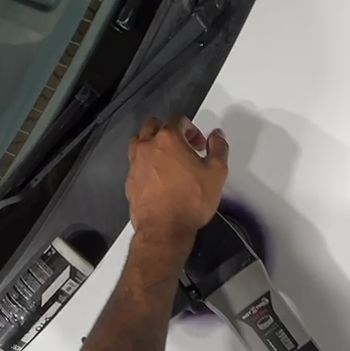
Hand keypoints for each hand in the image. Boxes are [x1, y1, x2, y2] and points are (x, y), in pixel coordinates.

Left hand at [125, 116, 228, 250]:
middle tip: (183, 145)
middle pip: (153, 125)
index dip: (192, 129)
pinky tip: (158, 176)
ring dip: (152, 143)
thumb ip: (219, 148)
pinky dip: (145, 164)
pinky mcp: (130, 182)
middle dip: (169, 130)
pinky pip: (135, 164)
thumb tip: (217, 135)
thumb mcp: (217, 173)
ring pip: (139, 142)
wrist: (164, 230)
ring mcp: (135, 164)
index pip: (178, 120)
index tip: (199, 144)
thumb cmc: (189, 202)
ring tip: (167, 158)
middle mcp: (147, 147)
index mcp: (168, 139)